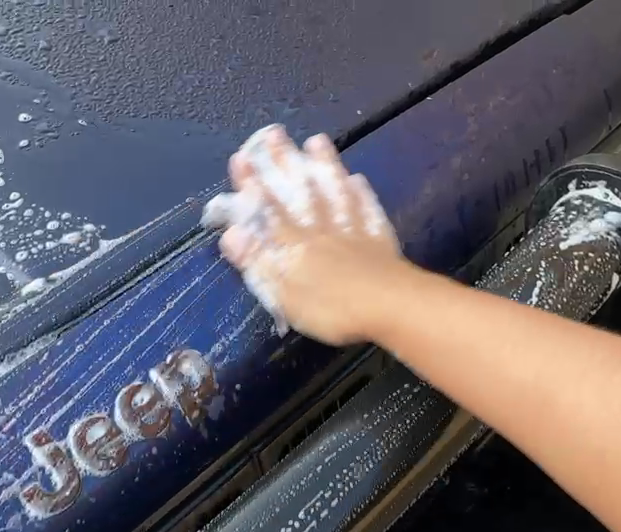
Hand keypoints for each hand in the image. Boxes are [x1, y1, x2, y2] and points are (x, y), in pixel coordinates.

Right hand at [203, 125, 421, 344]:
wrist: (389, 307)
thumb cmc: (332, 309)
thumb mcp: (286, 294)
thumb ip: (259, 263)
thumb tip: (232, 232)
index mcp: (295, 246)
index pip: (269, 211)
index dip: (253, 186)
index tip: (241, 158)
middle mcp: (322, 230)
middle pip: (301, 193)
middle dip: (284, 164)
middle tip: (273, 133)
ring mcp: (353, 231)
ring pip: (335, 194)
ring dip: (324, 167)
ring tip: (315, 141)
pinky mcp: (378, 241)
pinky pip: (367, 211)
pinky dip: (361, 194)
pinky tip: (358, 179)